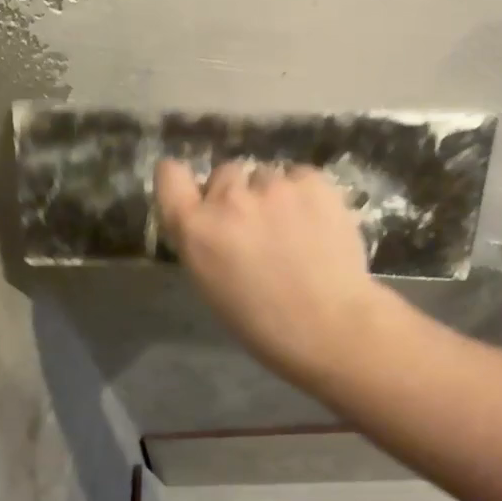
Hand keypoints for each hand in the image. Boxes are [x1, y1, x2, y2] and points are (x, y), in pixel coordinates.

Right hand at [154, 159, 394, 385]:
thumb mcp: (211, 284)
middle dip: (237, 194)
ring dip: (274, 194)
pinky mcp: (311, 181)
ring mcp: (272, 185)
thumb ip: (205, 240)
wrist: (331, 327)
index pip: (170, 176)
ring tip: (295, 228)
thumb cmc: (264, 323)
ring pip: (266, 175)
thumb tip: (215, 219)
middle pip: (225, 173)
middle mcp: (228, 198)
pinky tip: (317, 223)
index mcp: (195, 229)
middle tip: (258, 226)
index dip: (180, 178)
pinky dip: (305, 193)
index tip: (194, 190)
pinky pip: (300, 175)